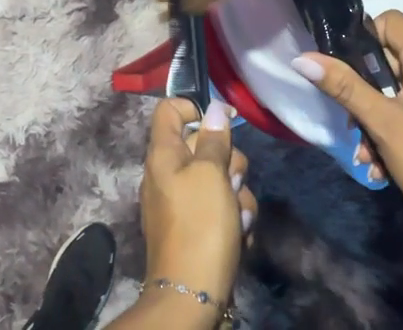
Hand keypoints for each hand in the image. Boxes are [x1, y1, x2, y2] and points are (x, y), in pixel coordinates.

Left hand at [138, 99, 256, 303]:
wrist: (193, 294)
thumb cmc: (200, 225)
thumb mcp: (211, 174)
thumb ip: (214, 139)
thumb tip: (214, 108)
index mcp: (163, 154)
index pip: (170, 110)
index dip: (195, 107)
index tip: (223, 122)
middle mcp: (168, 173)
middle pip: (204, 145)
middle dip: (229, 161)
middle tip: (232, 179)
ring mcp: (182, 202)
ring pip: (220, 178)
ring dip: (237, 194)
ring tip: (239, 217)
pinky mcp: (196, 227)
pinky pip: (221, 208)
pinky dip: (233, 218)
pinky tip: (240, 234)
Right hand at [289, 10, 402, 236]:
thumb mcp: (381, 123)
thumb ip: (344, 86)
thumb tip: (303, 58)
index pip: (391, 22)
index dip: (364, 36)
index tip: (347, 66)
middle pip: (390, 60)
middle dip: (363, 91)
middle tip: (352, 122)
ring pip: (397, 91)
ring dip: (374, 119)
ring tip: (366, 154)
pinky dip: (393, 130)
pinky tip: (382, 164)